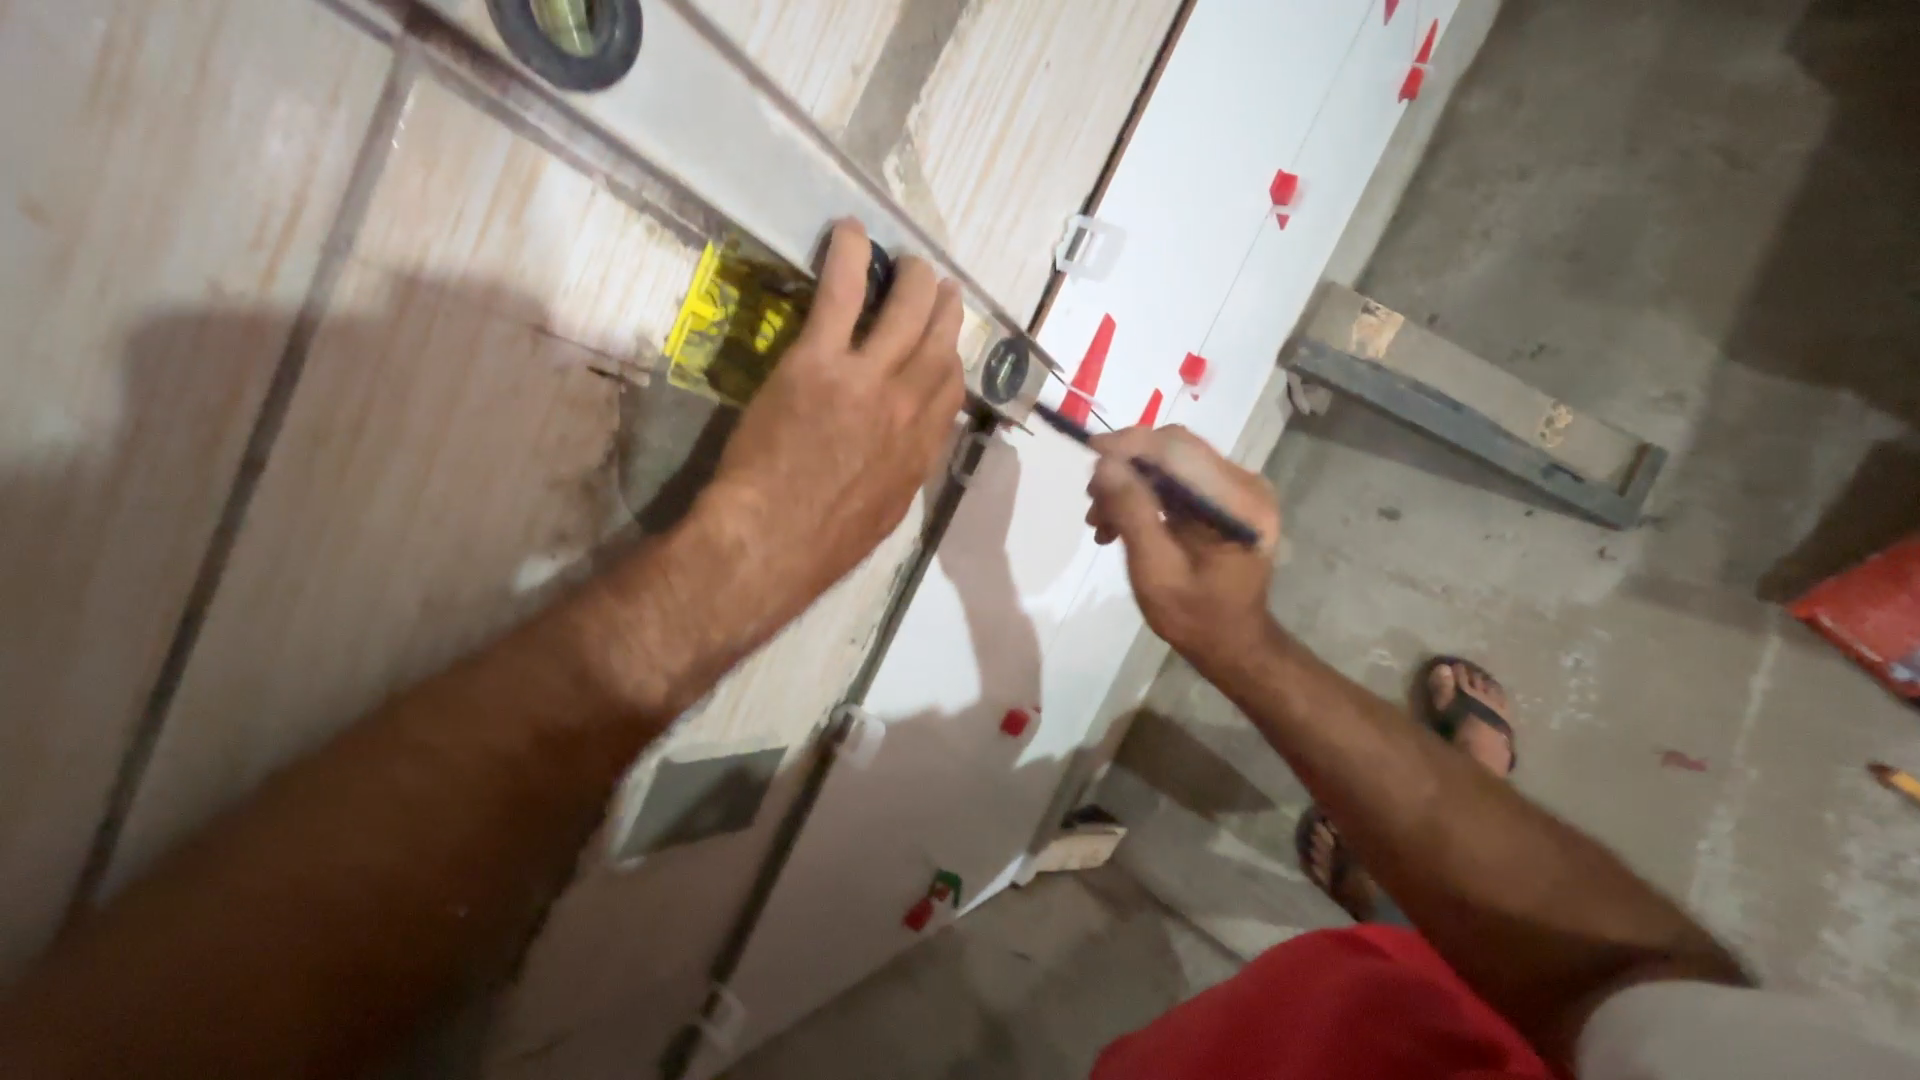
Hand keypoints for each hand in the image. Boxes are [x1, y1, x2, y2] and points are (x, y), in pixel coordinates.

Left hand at [702, 219, 964, 615]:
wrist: (770, 543)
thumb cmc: (821, 544)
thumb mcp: (883, 515)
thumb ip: (904, 473)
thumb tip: (908, 450)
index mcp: (922, 451)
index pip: (952, 390)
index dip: (951, 358)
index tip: (945, 345)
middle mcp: (908, 408)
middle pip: (941, 343)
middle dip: (945, 309)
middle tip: (940, 286)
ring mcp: (867, 381)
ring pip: (907, 312)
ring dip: (914, 279)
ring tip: (912, 260)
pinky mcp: (819, 363)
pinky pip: (843, 297)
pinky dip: (850, 258)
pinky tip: (852, 231)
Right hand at [1085, 425, 1281, 661]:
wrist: (1230, 642)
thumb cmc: (1194, 616)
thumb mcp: (1155, 571)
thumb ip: (1132, 513)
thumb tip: (1104, 464)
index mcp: (1238, 503)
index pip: (1179, 450)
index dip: (1131, 445)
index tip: (1089, 452)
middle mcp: (1244, 484)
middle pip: (1175, 449)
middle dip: (1126, 467)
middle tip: (1091, 502)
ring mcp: (1236, 489)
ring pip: (1170, 462)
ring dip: (1130, 484)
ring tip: (1100, 522)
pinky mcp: (1223, 497)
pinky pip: (1176, 479)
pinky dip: (1143, 494)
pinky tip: (1120, 522)